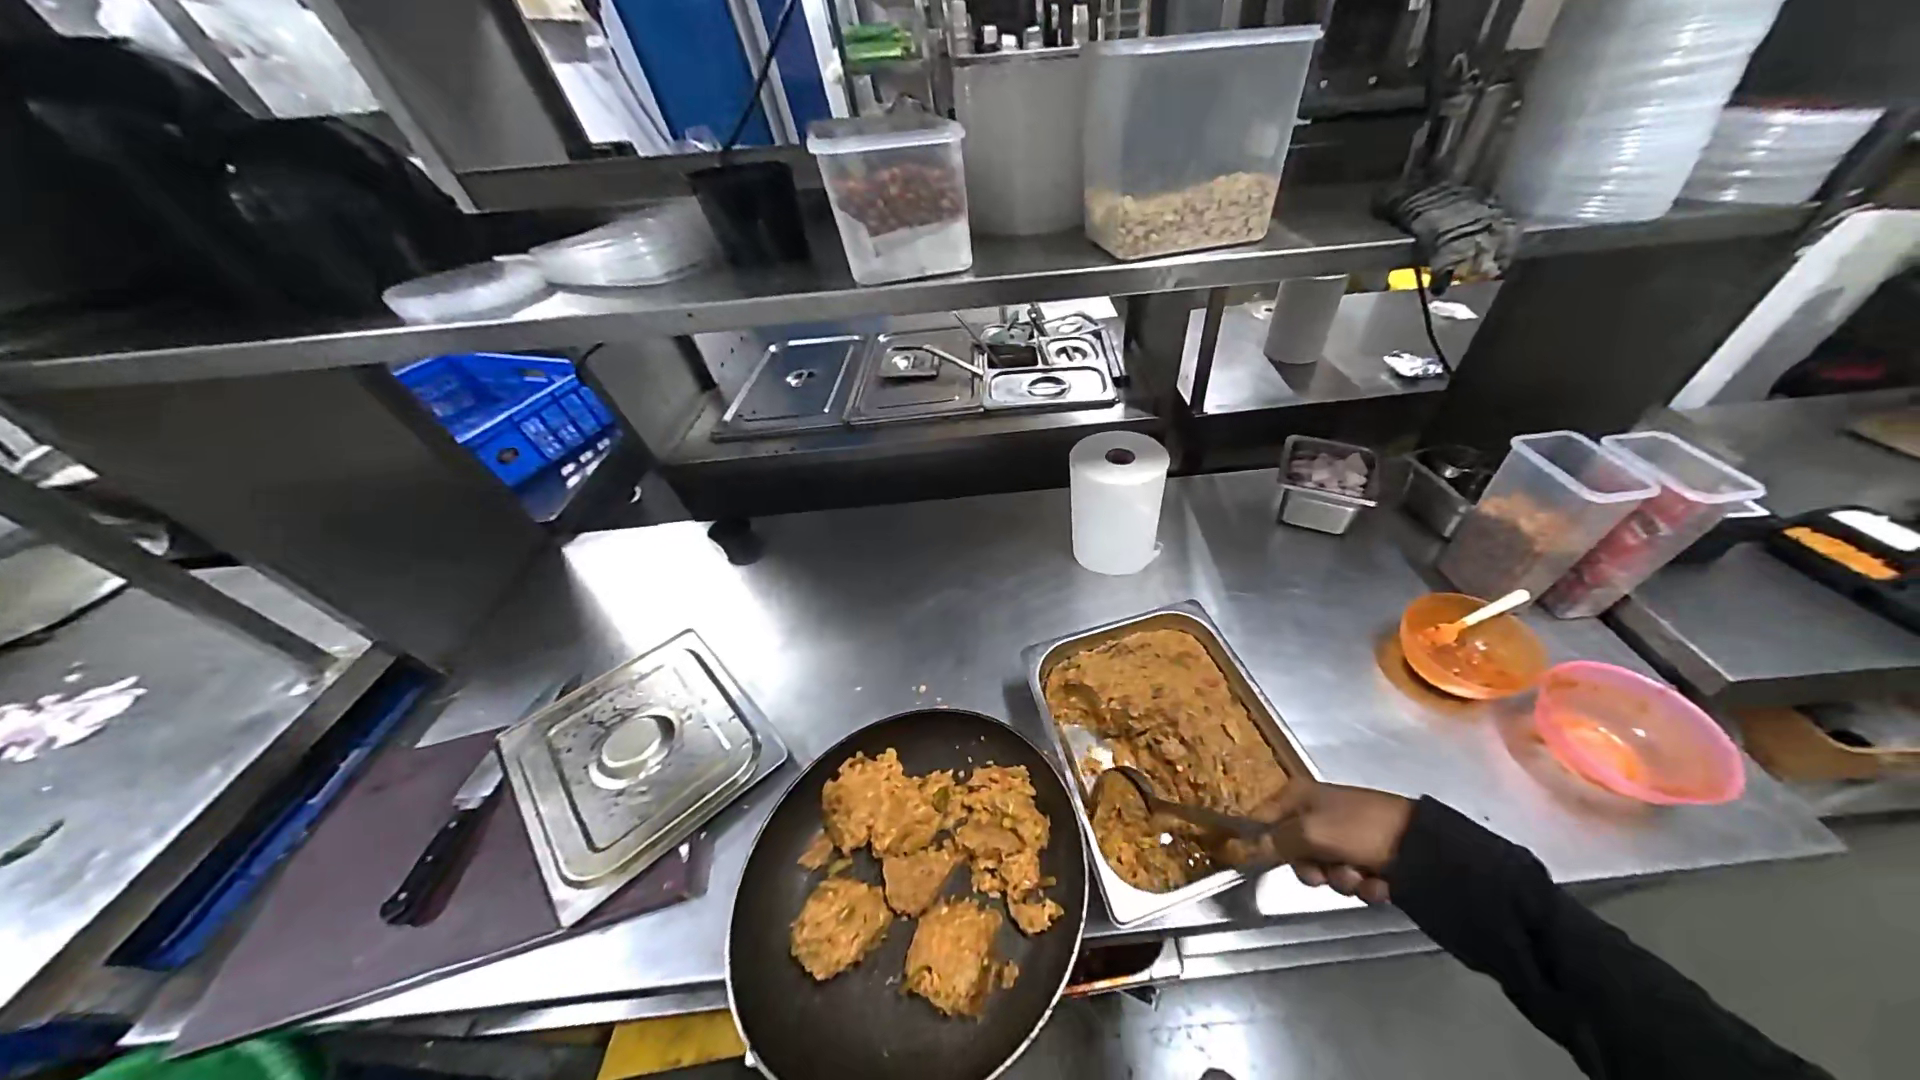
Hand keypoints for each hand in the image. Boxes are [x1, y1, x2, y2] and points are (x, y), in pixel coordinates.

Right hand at [1241, 781, 1414, 905]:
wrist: (1424, 847)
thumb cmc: (1359, 830)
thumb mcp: (1310, 833)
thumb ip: (1277, 841)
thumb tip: (1255, 845)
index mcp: (1299, 796)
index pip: (1263, 818)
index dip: (1261, 841)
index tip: (1259, 862)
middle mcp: (1317, 813)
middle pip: (1295, 851)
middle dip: (1312, 870)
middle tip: (1325, 875)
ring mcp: (1344, 836)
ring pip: (1325, 869)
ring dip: (1342, 881)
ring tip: (1362, 878)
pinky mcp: (1368, 857)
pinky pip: (1352, 878)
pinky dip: (1365, 886)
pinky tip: (1380, 885)